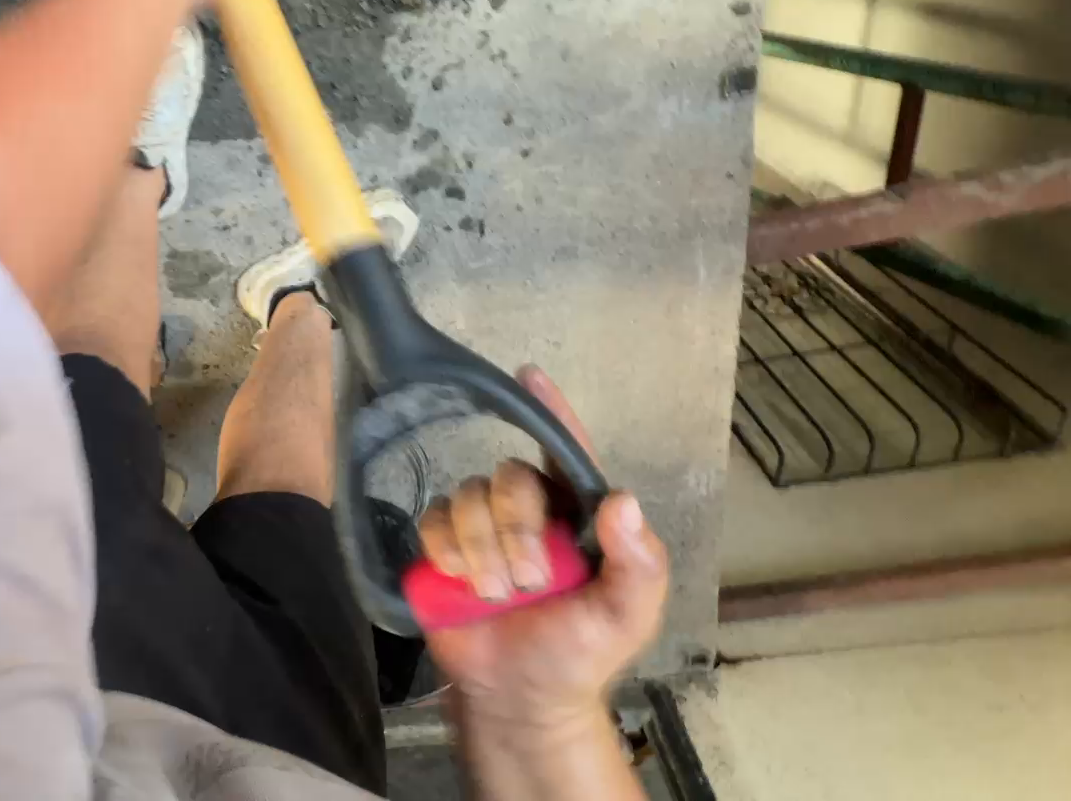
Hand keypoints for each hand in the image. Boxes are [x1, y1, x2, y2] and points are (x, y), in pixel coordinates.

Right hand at [417, 365, 667, 738]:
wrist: (517, 695)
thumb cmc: (578, 653)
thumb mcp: (624, 618)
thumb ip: (638, 565)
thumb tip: (622, 499)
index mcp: (571, 513)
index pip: (564, 450)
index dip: (550, 411)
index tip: (531, 375)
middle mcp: (522, 507)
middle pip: (507, 477)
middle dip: (514, 528)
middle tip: (527, 581)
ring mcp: (477, 521)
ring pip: (466, 495)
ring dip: (481, 547)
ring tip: (494, 594)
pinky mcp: (440, 542)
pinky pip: (432, 518)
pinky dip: (445, 548)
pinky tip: (459, 579)